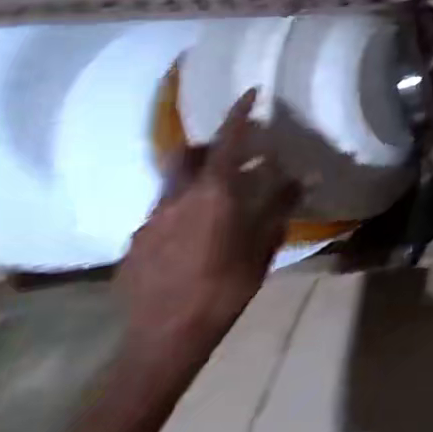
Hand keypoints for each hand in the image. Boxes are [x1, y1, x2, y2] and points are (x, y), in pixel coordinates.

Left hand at [115, 89, 297, 358]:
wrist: (165, 339)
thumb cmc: (225, 286)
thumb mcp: (263, 245)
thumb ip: (278, 206)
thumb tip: (298, 177)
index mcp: (212, 191)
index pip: (228, 139)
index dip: (240, 112)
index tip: (251, 92)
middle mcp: (177, 197)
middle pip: (189, 154)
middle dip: (210, 146)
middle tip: (233, 153)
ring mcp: (149, 221)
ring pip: (173, 185)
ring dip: (195, 180)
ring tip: (216, 198)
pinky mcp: (134, 246)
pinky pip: (161, 215)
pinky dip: (180, 212)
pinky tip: (193, 238)